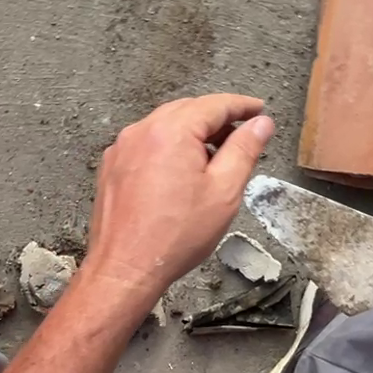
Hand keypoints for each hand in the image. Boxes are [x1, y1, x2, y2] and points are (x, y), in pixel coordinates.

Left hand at [79, 94, 273, 307]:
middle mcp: (141, 132)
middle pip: (187, 111)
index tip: (258, 110)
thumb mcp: (224, 191)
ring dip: (191, 134)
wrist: (125, 267)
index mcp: (171, 131)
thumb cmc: (173, 236)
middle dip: (216, 119)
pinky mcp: (112, 167)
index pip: (214, 104)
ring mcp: (121, 149)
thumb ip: (244, 151)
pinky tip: (181, 171)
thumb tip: (261, 124)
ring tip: (214, 158)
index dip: (241, 105)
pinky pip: (145, 144)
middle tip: (241, 135)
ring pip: (164, 127)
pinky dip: (167, 147)